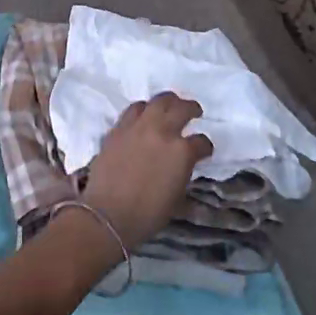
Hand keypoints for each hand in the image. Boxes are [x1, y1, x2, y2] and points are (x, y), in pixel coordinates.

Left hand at [80, 92, 212, 248]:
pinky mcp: (118, 128)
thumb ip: (183, 172)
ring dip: (167, 102)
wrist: (110, 212)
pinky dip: (143, 109)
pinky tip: (144, 115)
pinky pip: (133, 109)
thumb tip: (183, 165)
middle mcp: (161, 131)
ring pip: (156, 101)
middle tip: (194, 111)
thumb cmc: (149, 213)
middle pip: (181, 108)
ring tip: (169, 106)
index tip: (204, 149)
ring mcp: (138, 127)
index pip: (201, 141)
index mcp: (182, 152)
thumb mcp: (178, 196)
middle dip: (191, 108)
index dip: (205, 146)